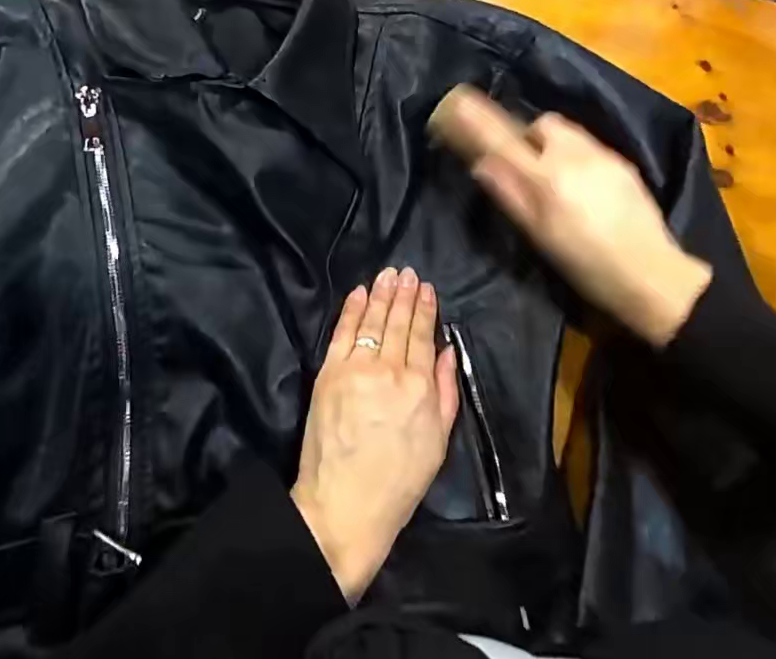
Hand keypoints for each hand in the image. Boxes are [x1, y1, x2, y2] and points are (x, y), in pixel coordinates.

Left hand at [291, 267, 459, 601]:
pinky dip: (352, 310)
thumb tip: (447, 350)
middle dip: (403, 294)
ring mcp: (355, 369)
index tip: (426, 288)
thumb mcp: (438, 441)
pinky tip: (360, 293)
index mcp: (419, 387)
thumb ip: (445, 391)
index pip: (422, 336)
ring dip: (381, 294)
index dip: (424, 309)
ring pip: (372, 322)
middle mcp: (389, 370)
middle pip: (397, 323)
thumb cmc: (399, 480)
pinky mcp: (328, 373)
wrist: (344, 504)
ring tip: (388, 274)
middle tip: (407, 272)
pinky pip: (343, 333)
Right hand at [464, 103, 711, 346]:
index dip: (477, 117)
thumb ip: (508, 193)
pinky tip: (581, 185)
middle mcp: (574, 156)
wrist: (652, 275)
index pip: (502, 137)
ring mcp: (603, 156)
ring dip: (551, 143)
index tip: (457, 101)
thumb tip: (481, 163)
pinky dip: (574, 154)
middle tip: (522, 163)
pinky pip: (588, 145)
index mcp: (546, 177)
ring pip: (566, 132)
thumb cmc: (585, 264)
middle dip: (526, 135)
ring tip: (553, 174)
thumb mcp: (538, 234)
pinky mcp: (622, 163)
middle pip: (540, 125)